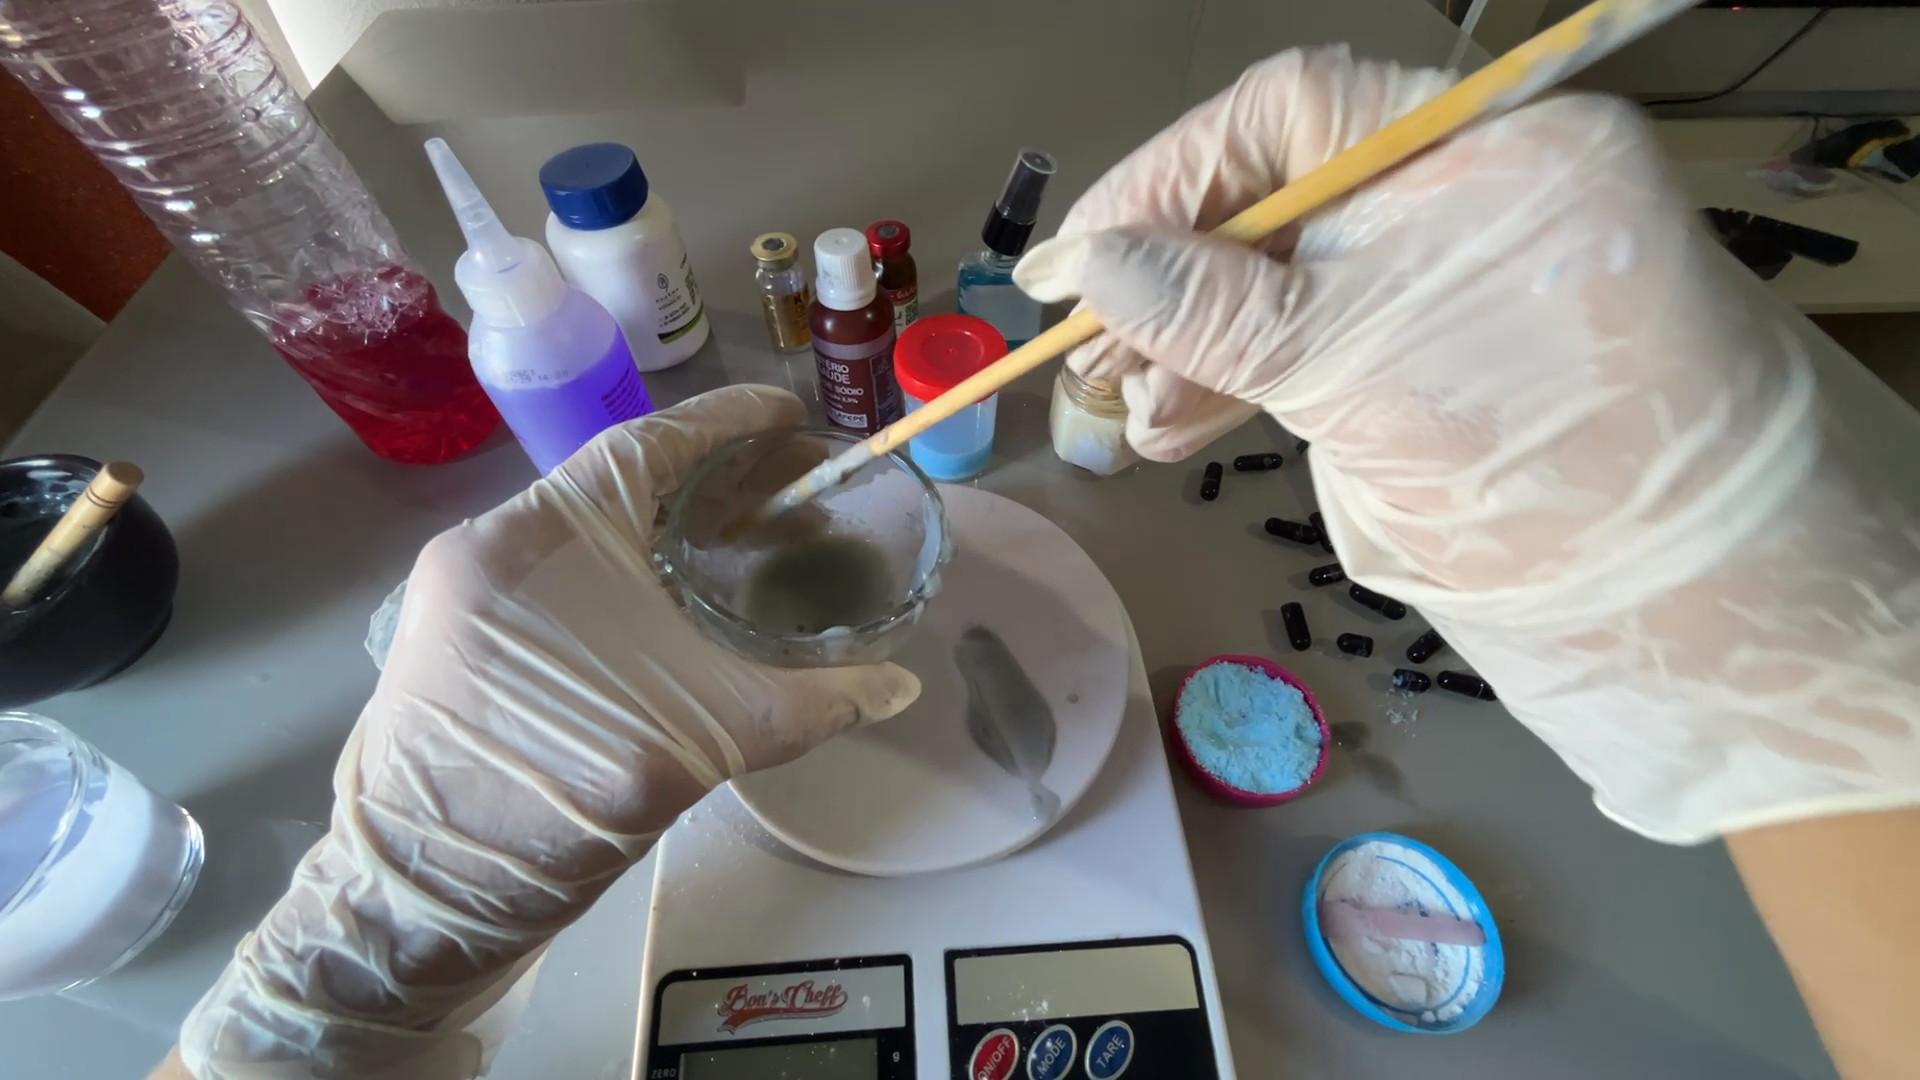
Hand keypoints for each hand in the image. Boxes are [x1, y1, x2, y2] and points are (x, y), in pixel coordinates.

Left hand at [178, 386, 918, 1078]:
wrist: (421, 905)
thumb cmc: (555, 809)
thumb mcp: (702, 743)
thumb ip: (811, 704)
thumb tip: (900, 686)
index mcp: (541, 544)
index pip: (646, 445)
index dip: (724, 420)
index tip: (789, 411)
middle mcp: (497, 541)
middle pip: (625, 477)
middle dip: (713, 470)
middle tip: (789, 480)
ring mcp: (473, 581)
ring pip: (597, 518)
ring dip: (675, 514)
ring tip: (752, 524)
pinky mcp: (471, 622)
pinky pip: (572, 558)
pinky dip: (639, 552)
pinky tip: (686, 582)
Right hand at [1016, 48, 1919, 842]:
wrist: (1627, 589)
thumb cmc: (1528, 448)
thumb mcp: (1351, 358)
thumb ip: (1212, 307)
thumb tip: (1085, 262)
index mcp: (1465, 150)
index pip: (1284, 115)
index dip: (1166, 176)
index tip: (1080, 252)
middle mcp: (1430, 201)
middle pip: (1255, 209)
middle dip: (1161, 281)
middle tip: (1085, 347)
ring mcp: (1399, 286)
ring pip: (1254, 292)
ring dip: (1176, 349)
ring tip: (1119, 406)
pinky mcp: (1376, 361)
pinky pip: (1275, 354)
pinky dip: (1212, 389)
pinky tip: (1163, 430)